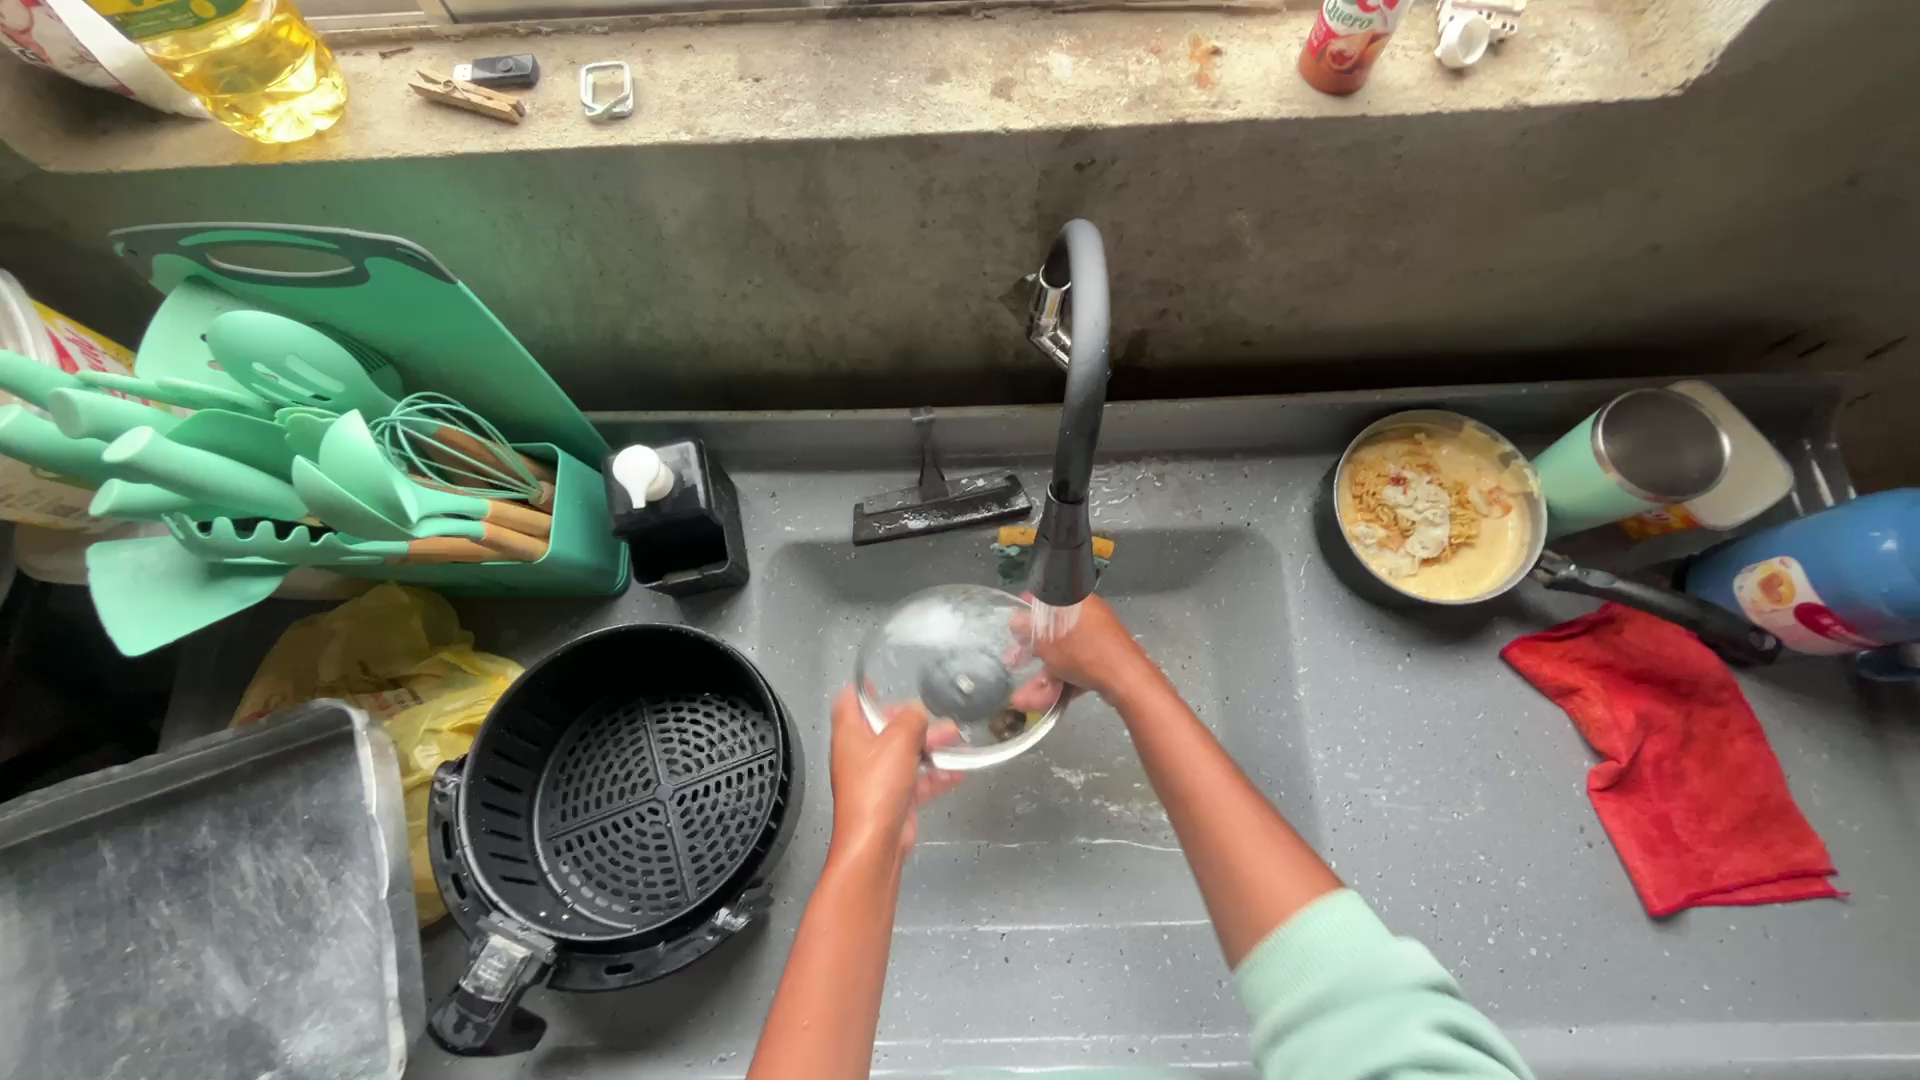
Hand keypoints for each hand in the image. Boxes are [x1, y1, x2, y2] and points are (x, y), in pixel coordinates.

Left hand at [828, 687, 961, 861]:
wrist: (876, 842)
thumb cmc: (875, 790)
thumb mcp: (898, 740)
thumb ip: (911, 718)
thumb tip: (917, 712)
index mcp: (850, 734)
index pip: (849, 702)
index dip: (862, 689)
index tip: (875, 680)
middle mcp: (860, 755)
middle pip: (884, 727)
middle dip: (912, 721)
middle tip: (933, 716)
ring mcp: (876, 778)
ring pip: (905, 753)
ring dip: (930, 746)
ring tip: (955, 739)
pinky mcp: (893, 798)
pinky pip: (917, 780)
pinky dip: (936, 774)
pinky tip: (957, 770)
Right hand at [1024, 594, 1156, 702]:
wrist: (1126, 678)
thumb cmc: (1082, 651)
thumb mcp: (1045, 639)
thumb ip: (1026, 627)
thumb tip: (1016, 620)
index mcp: (1075, 600)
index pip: (1046, 596)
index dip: (1027, 609)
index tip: (1014, 624)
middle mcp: (1088, 614)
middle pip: (1053, 630)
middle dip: (1031, 651)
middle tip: (1014, 661)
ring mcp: (1099, 637)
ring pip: (1064, 653)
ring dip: (1043, 675)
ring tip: (1024, 699)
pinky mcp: (1106, 658)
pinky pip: (1079, 665)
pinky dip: (1063, 680)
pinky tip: (1047, 700)